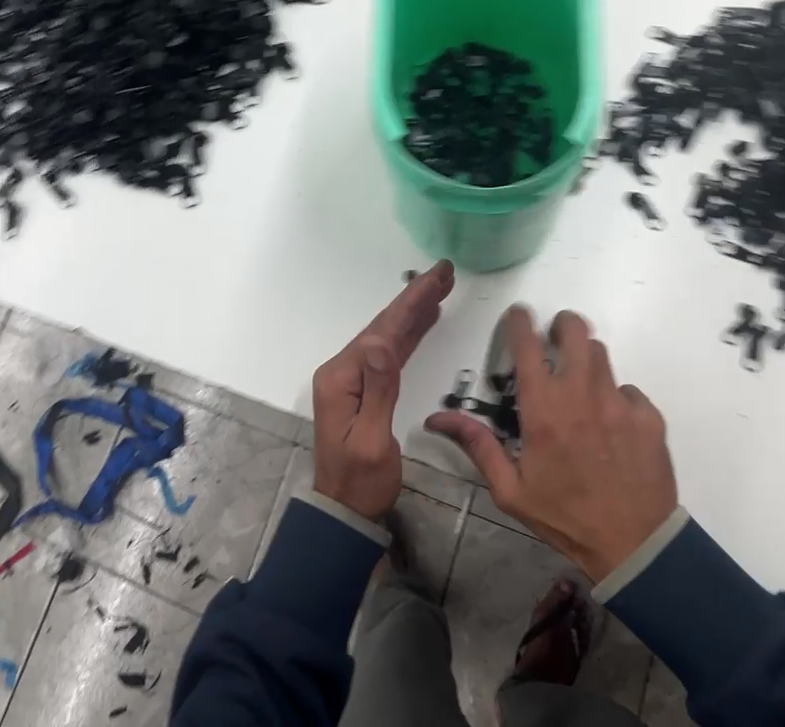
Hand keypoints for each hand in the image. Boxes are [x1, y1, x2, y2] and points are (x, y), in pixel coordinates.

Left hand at [311, 261, 455, 520]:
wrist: (345, 512)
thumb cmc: (361, 482)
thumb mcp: (371, 439)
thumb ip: (379, 389)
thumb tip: (381, 341)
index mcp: (341, 379)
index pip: (381, 331)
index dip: (410, 303)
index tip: (436, 278)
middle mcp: (342, 372)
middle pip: (383, 327)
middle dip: (414, 299)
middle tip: (443, 272)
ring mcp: (351, 381)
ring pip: (387, 336)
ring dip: (412, 312)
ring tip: (439, 288)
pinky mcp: (363, 391)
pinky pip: (388, 354)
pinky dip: (407, 335)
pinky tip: (423, 322)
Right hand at [427, 307, 676, 581]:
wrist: (634, 545)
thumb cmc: (564, 517)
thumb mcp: (510, 490)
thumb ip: (477, 446)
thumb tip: (436, 418)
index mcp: (543, 410)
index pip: (528, 345)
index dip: (520, 322)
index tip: (518, 314)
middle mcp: (582, 395)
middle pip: (575, 332)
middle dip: (562, 325)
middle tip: (554, 337)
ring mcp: (619, 404)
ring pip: (602, 355)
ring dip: (586, 358)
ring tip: (579, 381)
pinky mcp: (648, 418)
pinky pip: (630, 391)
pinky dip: (617, 396)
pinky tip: (611, 421)